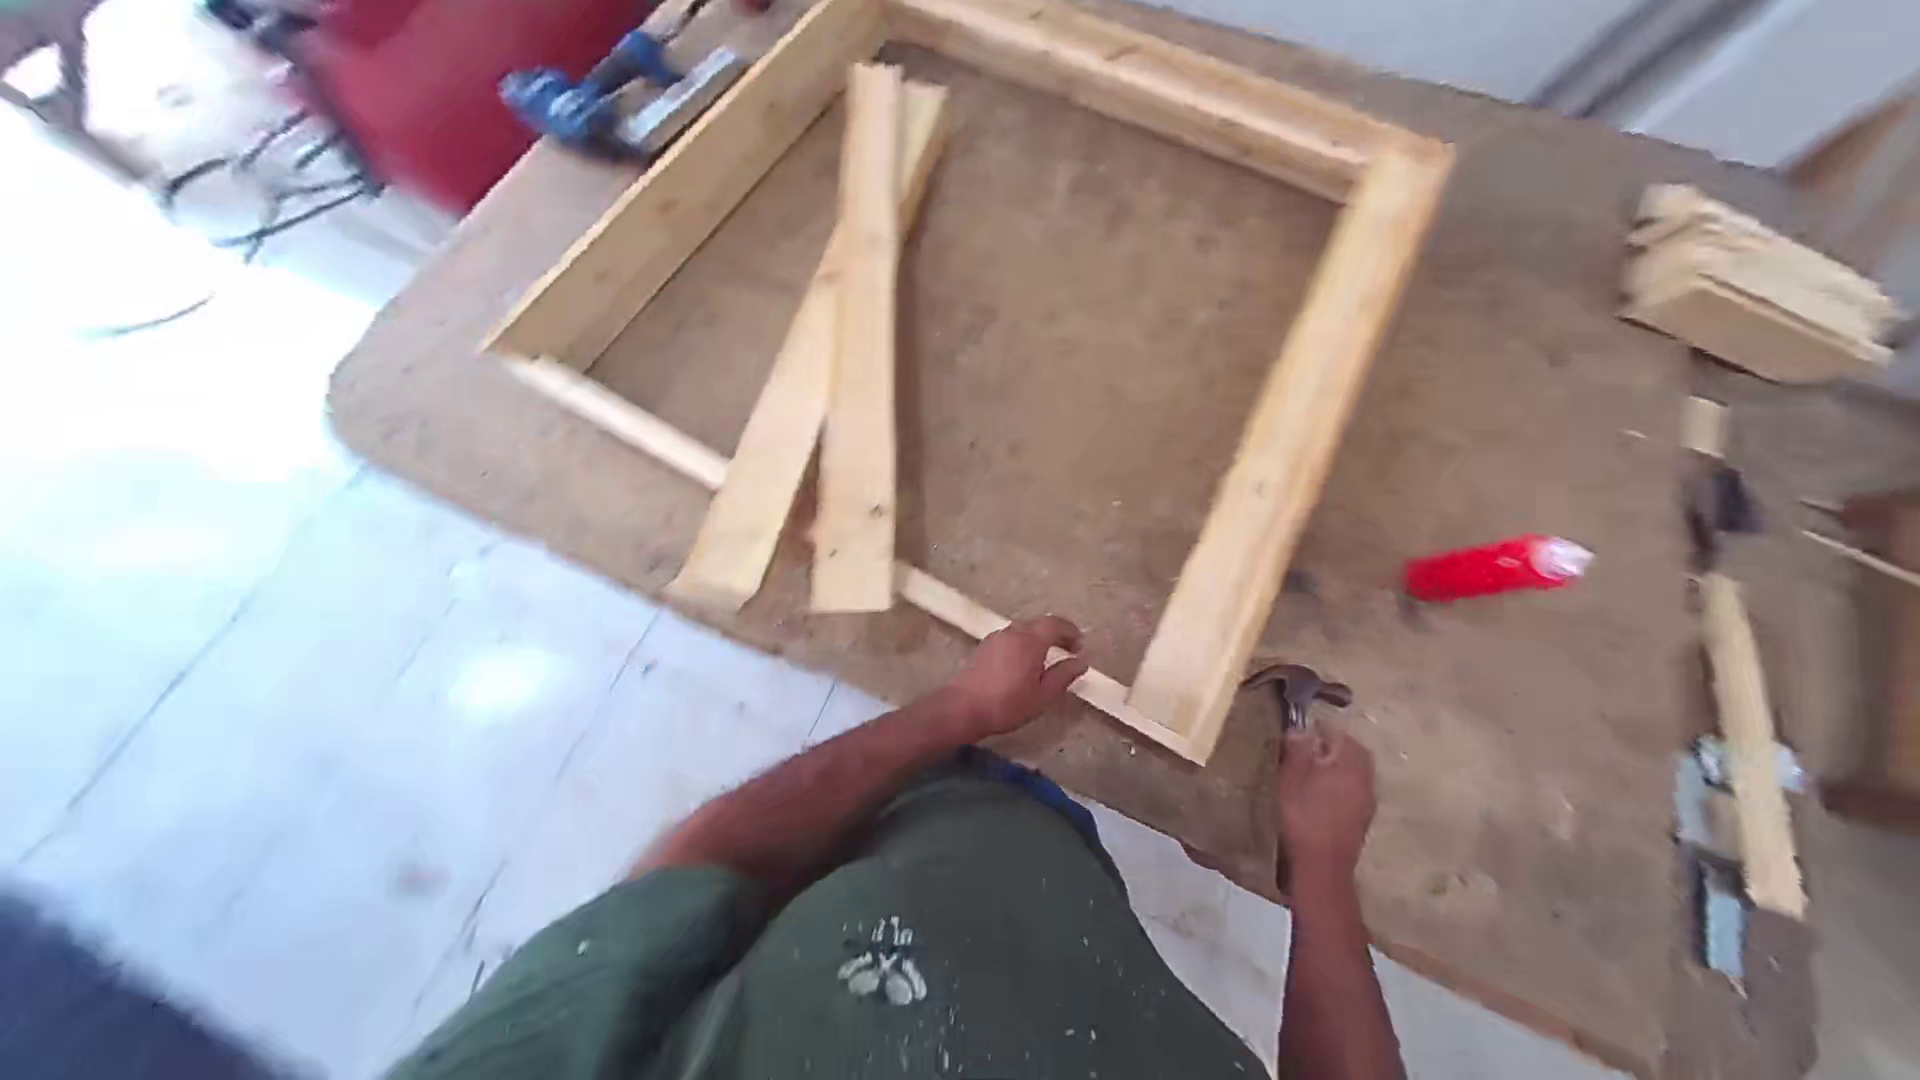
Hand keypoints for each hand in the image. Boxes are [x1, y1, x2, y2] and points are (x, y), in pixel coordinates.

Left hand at [943, 616, 1090, 737]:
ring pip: (1024, 629)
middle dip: (1057, 634)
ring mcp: (996, 637)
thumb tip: (1081, 661)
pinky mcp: (985, 646)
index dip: (1071, 631)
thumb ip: (1064, 675)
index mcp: (1030, 640)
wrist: (964, 708)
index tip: (1080, 646)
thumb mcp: (1043, 695)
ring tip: (1048, 658)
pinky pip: (1011, 637)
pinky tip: (1025, 662)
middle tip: (1068, 650)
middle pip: (1039, 623)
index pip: (1056, 623)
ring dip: (1039, 638)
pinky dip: (1024, 642)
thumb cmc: (1007, 704)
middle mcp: (1013, 632)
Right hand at [1275, 725, 1376, 884]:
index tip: (1305, 727)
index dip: (1323, 727)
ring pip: (1355, 772)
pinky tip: (1321, 791)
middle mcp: (1365, 780)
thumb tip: (1300, 730)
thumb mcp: (1291, 775)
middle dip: (1336, 745)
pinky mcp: (1361, 819)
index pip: (1341, 734)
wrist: (1321, 864)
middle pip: (1354, 753)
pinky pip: (1353, 789)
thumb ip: (1297, 749)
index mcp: (1350, 764)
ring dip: (1338, 765)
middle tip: (1312, 743)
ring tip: (1313, 766)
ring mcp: (1367, 802)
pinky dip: (1340, 782)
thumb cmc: (1303, 813)